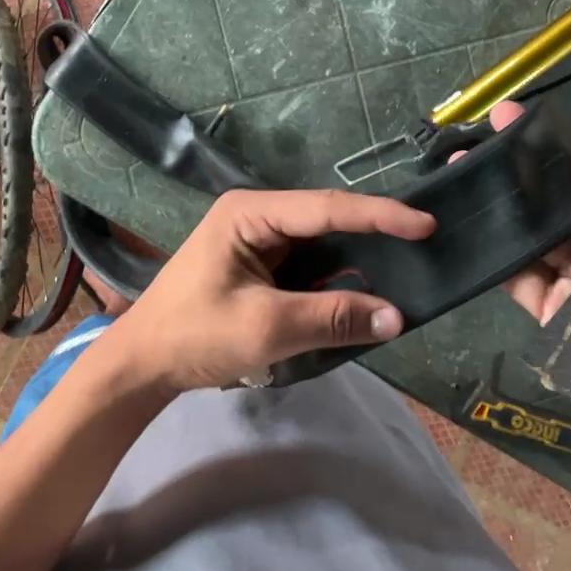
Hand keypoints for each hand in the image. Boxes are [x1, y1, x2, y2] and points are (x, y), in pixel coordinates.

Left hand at [100, 189, 434, 393]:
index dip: (379, 216)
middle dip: (374, 232)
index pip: (326, 207)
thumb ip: (332, 318)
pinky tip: (368, 290)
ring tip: (410, 268)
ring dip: (358, 259)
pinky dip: (337, 279)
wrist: (143, 363)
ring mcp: (258, 240)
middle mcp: (256, 216)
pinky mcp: (261, 265)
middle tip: (427, 245)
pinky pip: (310, 265)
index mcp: (250, 213)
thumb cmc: (194, 335)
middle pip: (327, 219)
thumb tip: (396, 316)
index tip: (426, 225)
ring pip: (321, 243)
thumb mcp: (267, 328)